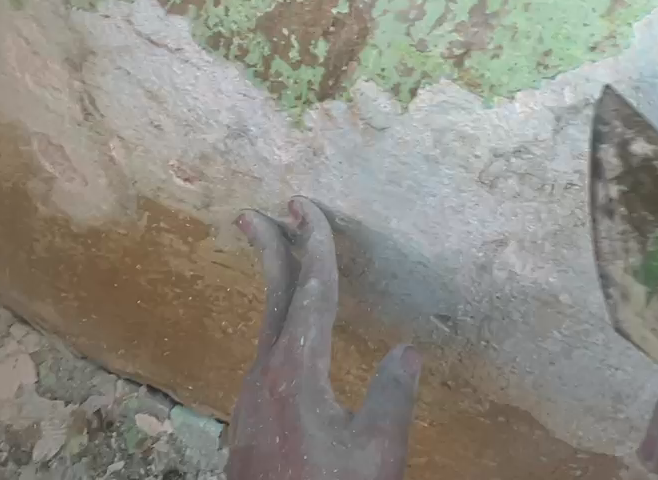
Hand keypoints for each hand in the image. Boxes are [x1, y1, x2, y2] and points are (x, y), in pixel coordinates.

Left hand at [227, 197, 422, 479]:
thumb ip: (393, 397)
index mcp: (296, 371)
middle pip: (272, 295)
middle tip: (257, 212)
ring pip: (268, 323)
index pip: (309, 288)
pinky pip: (268, 351)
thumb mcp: (377, 457)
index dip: (312, 241)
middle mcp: (266, 373)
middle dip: (268, 248)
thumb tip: (406, 351)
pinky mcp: (252, 421)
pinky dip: (280, 320)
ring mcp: (253, 398)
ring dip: (276, 285)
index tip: (304, 203)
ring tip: (284, 260)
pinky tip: (292, 334)